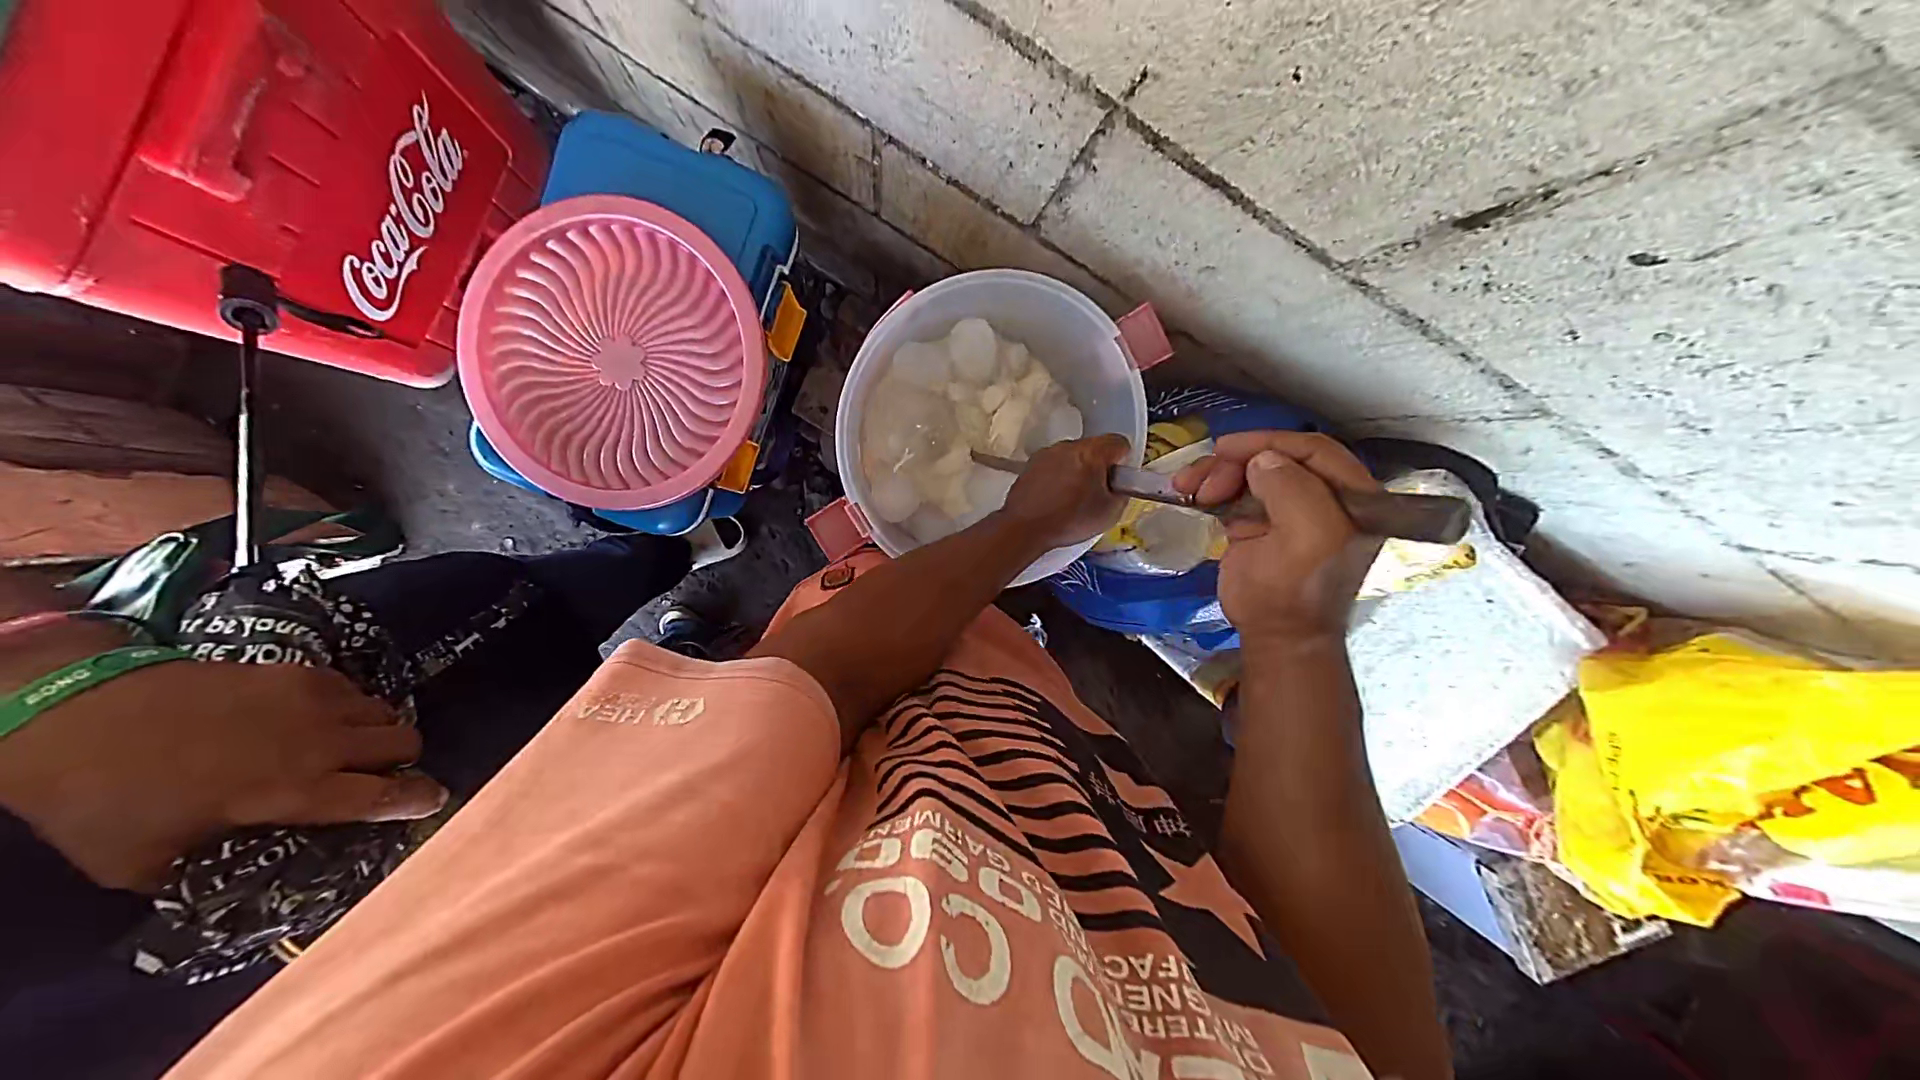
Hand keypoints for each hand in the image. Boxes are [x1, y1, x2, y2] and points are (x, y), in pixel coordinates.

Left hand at [0, 657, 445, 891]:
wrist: (78, 715)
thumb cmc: (108, 799)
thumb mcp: (145, 862)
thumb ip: (211, 869)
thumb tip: (242, 880)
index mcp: (293, 790)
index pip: (385, 794)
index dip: (419, 799)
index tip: (434, 800)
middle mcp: (322, 741)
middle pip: (405, 742)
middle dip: (401, 760)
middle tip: (376, 773)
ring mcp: (316, 700)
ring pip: (386, 713)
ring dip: (376, 732)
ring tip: (347, 745)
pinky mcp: (302, 672)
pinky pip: (356, 690)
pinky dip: (350, 708)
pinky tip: (316, 720)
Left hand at [995, 434, 1130, 549]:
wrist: (1024, 528)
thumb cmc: (1068, 520)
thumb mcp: (1110, 512)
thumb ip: (1122, 491)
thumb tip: (1120, 485)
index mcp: (1091, 452)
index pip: (1119, 442)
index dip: (1123, 462)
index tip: (1118, 479)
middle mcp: (1067, 446)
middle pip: (1094, 449)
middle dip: (1098, 468)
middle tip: (1096, 494)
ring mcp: (1046, 454)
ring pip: (1072, 457)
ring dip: (1077, 472)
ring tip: (1073, 500)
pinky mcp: (1031, 465)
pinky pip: (1053, 466)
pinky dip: (1057, 478)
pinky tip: (1056, 500)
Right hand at [1174, 432, 1382, 644]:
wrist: (1273, 636)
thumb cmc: (1293, 594)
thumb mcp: (1308, 538)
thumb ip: (1293, 489)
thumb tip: (1262, 461)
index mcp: (1351, 498)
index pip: (1313, 450)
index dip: (1269, 442)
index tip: (1228, 448)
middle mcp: (1322, 497)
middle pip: (1276, 457)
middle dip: (1236, 463)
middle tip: (1206, 484)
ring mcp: (1287, 509)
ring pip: (1250, 470)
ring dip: (1216, 474)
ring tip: (1192, 490)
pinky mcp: (1257, 521)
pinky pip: (1233, 490)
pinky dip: (1211, 488)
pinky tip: (1193, 496)